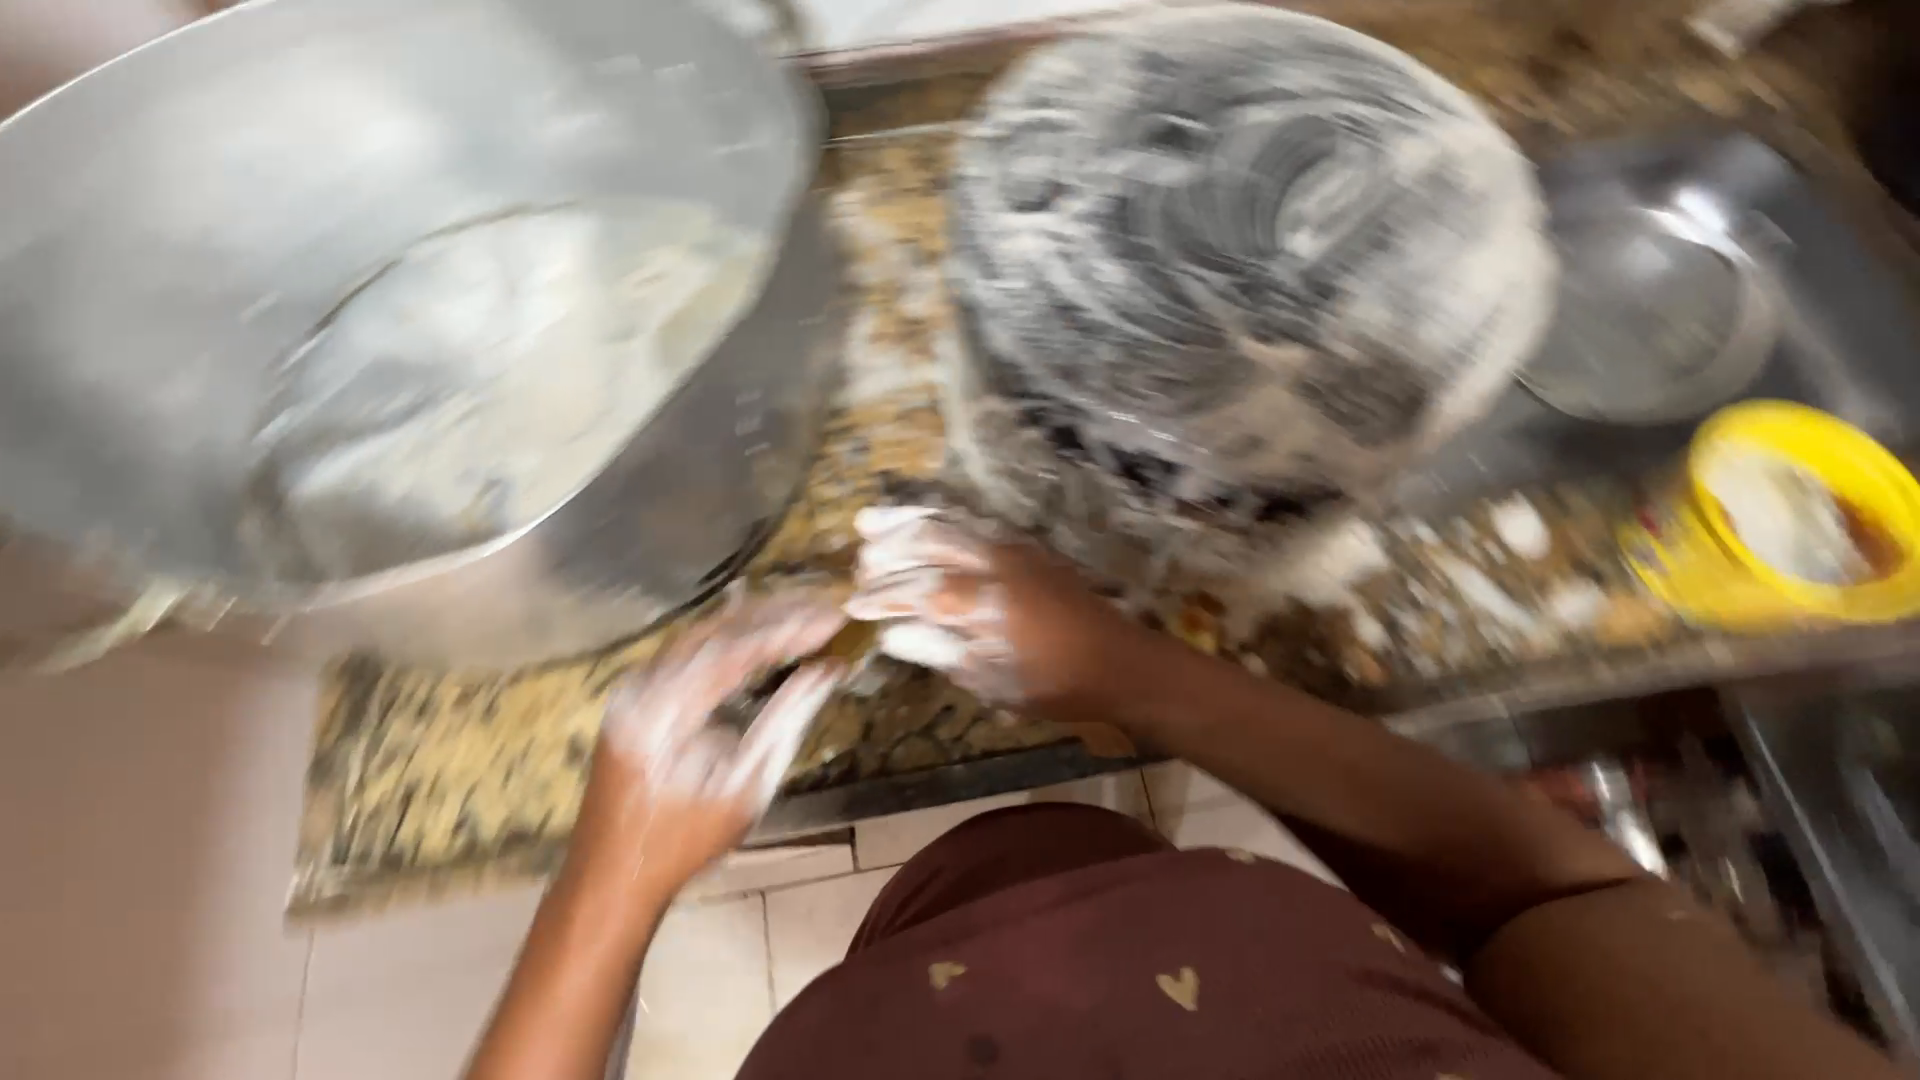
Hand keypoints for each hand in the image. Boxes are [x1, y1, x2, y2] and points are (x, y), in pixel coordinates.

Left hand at [566, 596, 846, 903]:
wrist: (610, 877)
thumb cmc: (684, 842)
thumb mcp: (747, 787)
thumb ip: (787, 719)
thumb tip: (828, 671)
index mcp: (666, 710)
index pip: (737, 648)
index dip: (790, 629)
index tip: (834, 620)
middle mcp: (644, 684)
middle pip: (717, 628)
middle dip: (774, 614)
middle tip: (824, 608)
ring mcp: (634, 686)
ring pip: (701, 632)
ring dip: (752, 620)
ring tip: (801, 612)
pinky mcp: (637, 694)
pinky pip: (687, 649)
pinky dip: (727, 637)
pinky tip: (758, 632)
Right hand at [842, 506, 1152, 711]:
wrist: (1118, 660)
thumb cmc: (1054, 684)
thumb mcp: (993, 682)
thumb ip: (940, 652)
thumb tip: (892, 635)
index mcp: (984, 602)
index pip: (917, 591)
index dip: (881, 598)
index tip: (853, 607)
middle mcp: (994, 564)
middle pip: (927, 543)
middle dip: (886, 552)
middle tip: (856, 565)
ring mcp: (1011, 548)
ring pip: (948, 522)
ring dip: (905, 522)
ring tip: (869, 522)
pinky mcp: (1024, 545)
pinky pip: (972, 521)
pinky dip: (939, 518)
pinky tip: (922, 522)